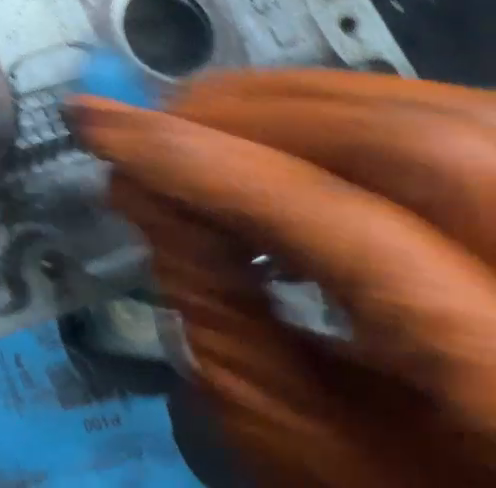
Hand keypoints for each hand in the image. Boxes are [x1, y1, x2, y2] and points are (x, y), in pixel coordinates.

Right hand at [70, 69, 495, 485]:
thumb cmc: (390, 486)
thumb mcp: (291, 429)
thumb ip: (213, 304)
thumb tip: (142, 188)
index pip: (346, 226)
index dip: (203, 162)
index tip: (97, 124)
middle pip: (420, 143)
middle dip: (253, 113)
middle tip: (147, 121)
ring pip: (445, 116)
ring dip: (294, 105)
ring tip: (197, 125)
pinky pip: (456, 128)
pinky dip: (347, 118)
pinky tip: (276, 142)